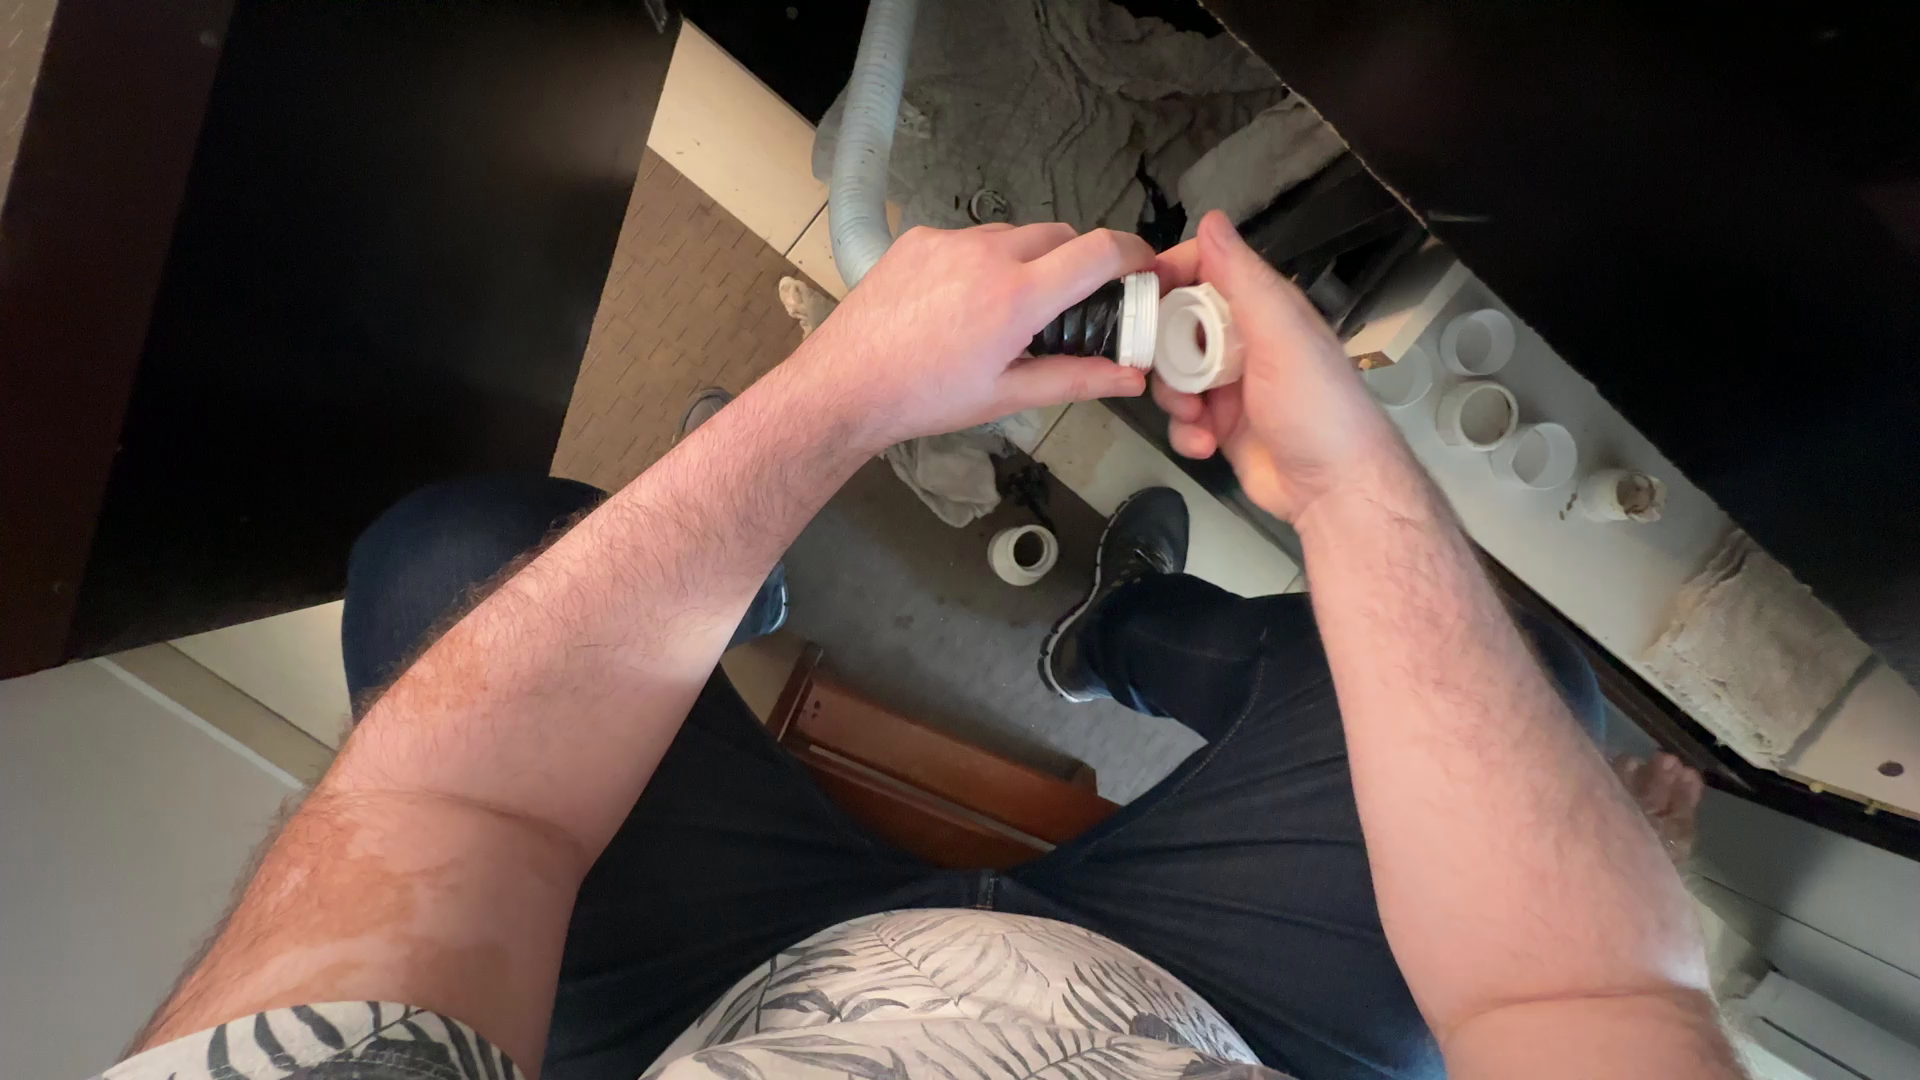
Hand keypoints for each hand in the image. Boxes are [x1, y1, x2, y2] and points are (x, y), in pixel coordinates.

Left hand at [794, 223, 1153, 448]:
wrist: (846, 385)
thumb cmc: (927, 398)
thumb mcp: (1005, 395)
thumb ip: (1075, 378)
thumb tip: (1130, 379)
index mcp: (1017, 295)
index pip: (1099, 251)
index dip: (1134, 254)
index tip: (1143, 270)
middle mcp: (987, 252)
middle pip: (1061, 235)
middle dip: (1078, 263)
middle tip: (1069, 305)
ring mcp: (949, 239)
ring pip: (1015, 234)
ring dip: (1030, 260)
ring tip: (1008, 307)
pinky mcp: (918, 238)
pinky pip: (970, 238)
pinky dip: (984, 260)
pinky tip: (962, 300)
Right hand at [1152, 211, 1411, 522]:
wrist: (1331, 488)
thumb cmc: (1317, 408)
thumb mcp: (1281, 334)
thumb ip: (1243, 280)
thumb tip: (1212, 222)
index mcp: (1263, 312)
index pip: (1206, 274)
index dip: (1170, 277)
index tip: (1140, 295)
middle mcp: (1244, 344)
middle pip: (1177, 331)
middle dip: (1165, 356)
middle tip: (1167, 374)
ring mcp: (1230, 388)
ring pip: (1174, 379)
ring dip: (1176, 401)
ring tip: (1198, 418)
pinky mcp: (1220, 427)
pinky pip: (1183, 421)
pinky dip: (1187, 434)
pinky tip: (1207, 444)